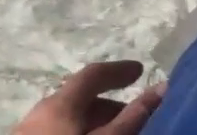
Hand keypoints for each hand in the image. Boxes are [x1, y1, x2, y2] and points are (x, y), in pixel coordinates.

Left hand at [13, 61, 164, 134]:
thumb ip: (134, 115)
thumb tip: (162, 87)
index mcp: (57, 106)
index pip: (91, 75)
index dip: (118, 71)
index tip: (140, 73)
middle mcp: (35, 117)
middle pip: (76, 101)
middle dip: (107, 106)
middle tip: (131, 117)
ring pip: (63, 124)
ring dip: (90, 126)